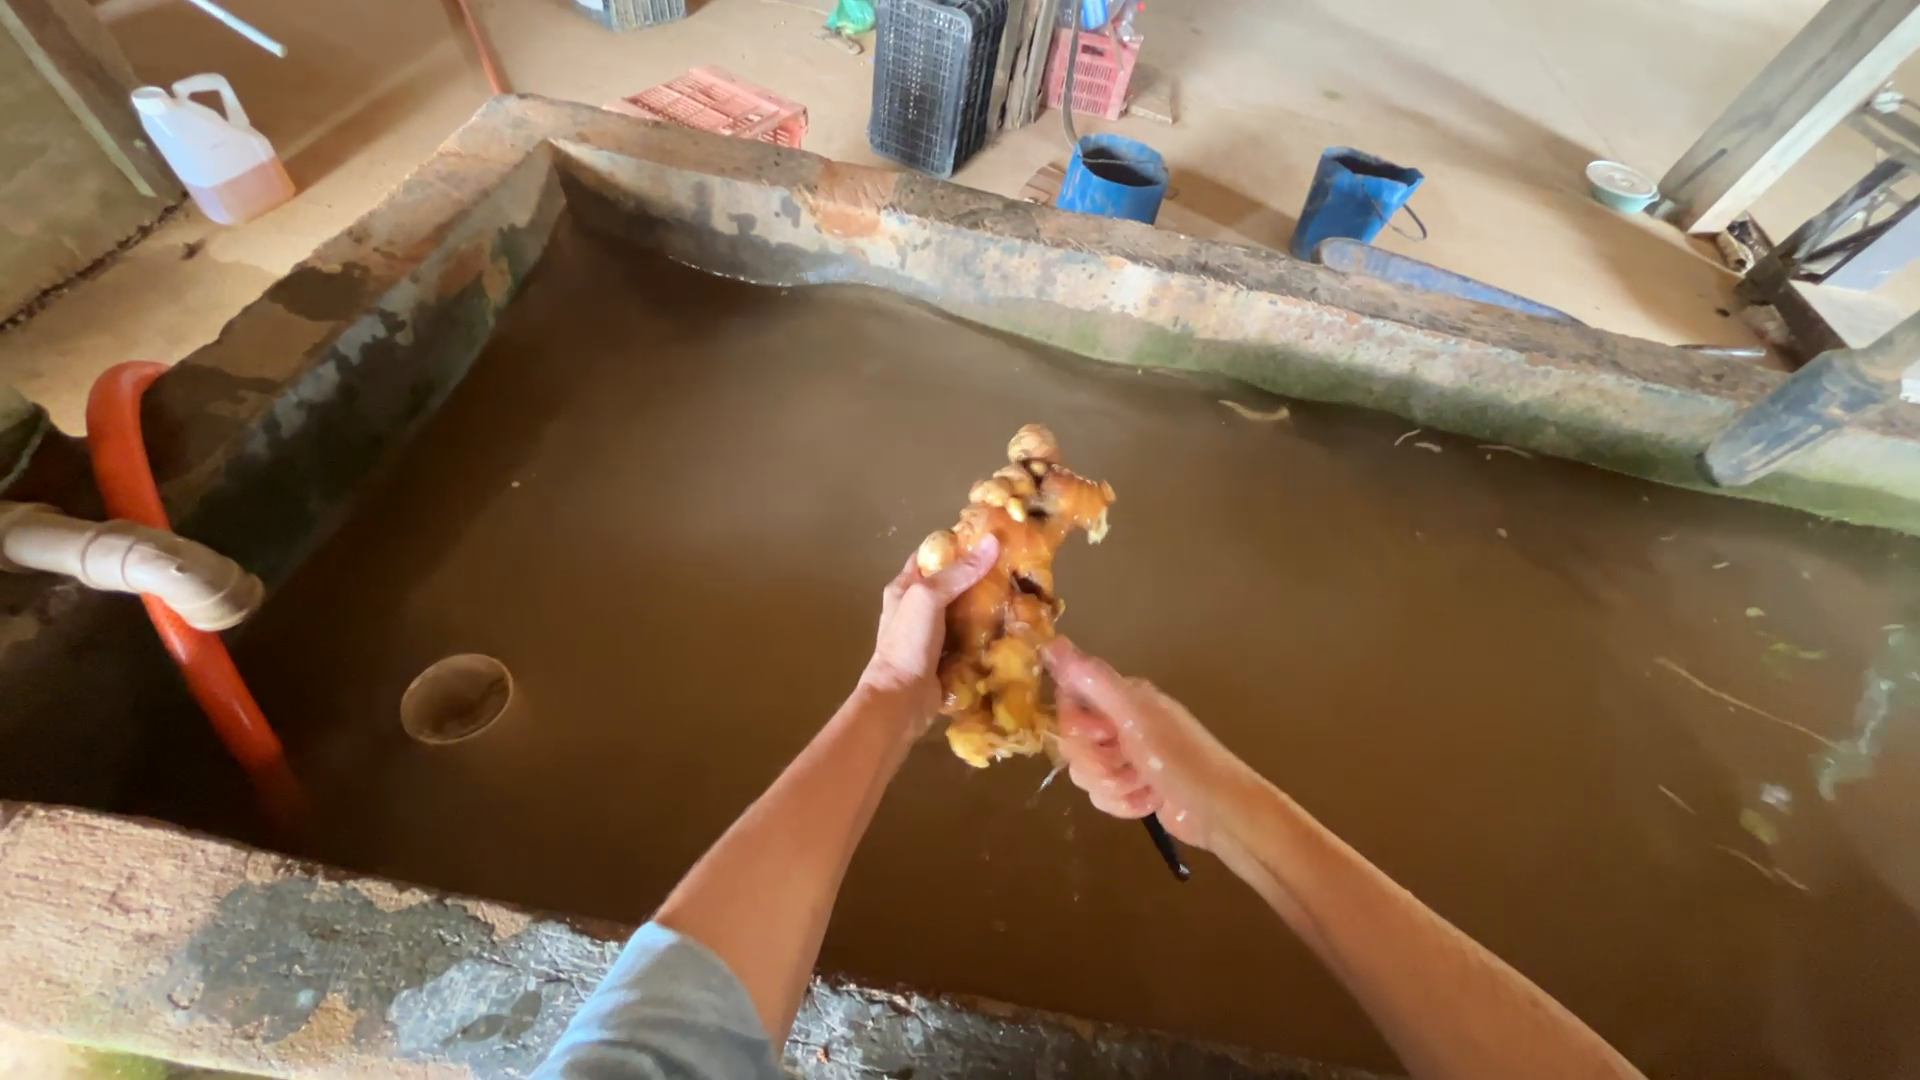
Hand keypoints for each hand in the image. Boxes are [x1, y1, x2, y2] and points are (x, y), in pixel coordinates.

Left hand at [859, 535, 999, 727]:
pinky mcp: (948, 659)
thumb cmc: (908, 642)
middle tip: (1016, 568)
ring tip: (1021, 595)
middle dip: (981, 577)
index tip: (991, 538)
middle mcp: (919, 608)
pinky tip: (1013, 628)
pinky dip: (990, 635)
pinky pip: (973, 641)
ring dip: (989, 608)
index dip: (958, 543)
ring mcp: (934, 635)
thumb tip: (993, 541)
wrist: (900, 700)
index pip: (932, 555)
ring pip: (966, 613)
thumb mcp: (929, 597)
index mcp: (906, 588)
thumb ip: (959, 572)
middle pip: (954, 584)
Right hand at [1043, 637, 1252, 850]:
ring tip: (1143, 785)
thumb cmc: (1180, 758)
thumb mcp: (1134, 715)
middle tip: (1125, 762)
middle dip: (1096, 763)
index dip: (1075, 725)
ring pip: (1085, 773)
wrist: (1221, 812)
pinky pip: (1102, 795)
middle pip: (1073, 743)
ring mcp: (1125, 756)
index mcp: (1122, 697)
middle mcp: (1121, 722)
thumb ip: (1093, 680)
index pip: (1069, 701)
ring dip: (1113, 785)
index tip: (1099, 735)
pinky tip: (1148, 801)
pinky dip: (1123, 803)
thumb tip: (1052, 642)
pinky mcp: (1130, 787)